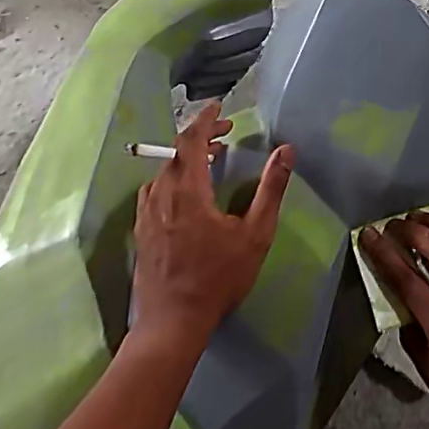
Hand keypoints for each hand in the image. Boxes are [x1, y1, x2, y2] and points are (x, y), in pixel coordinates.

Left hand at [132, 103, 293, 348]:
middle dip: (202, 136)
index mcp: (186, 190)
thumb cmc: (218, 278)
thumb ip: (271, 189)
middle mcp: (160, 193)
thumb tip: (286, 151)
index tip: (220, 106)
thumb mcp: (255, 234)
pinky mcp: (141, 227)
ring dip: (188, 157)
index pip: (191, 139)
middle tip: (226, 134)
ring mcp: (146, 211)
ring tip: (212, 159)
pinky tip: (188, 191)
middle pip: (177, 151)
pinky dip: (174, 176)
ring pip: (165, 169)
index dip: (205, 118)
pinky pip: (156, 188)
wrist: (172, 322)